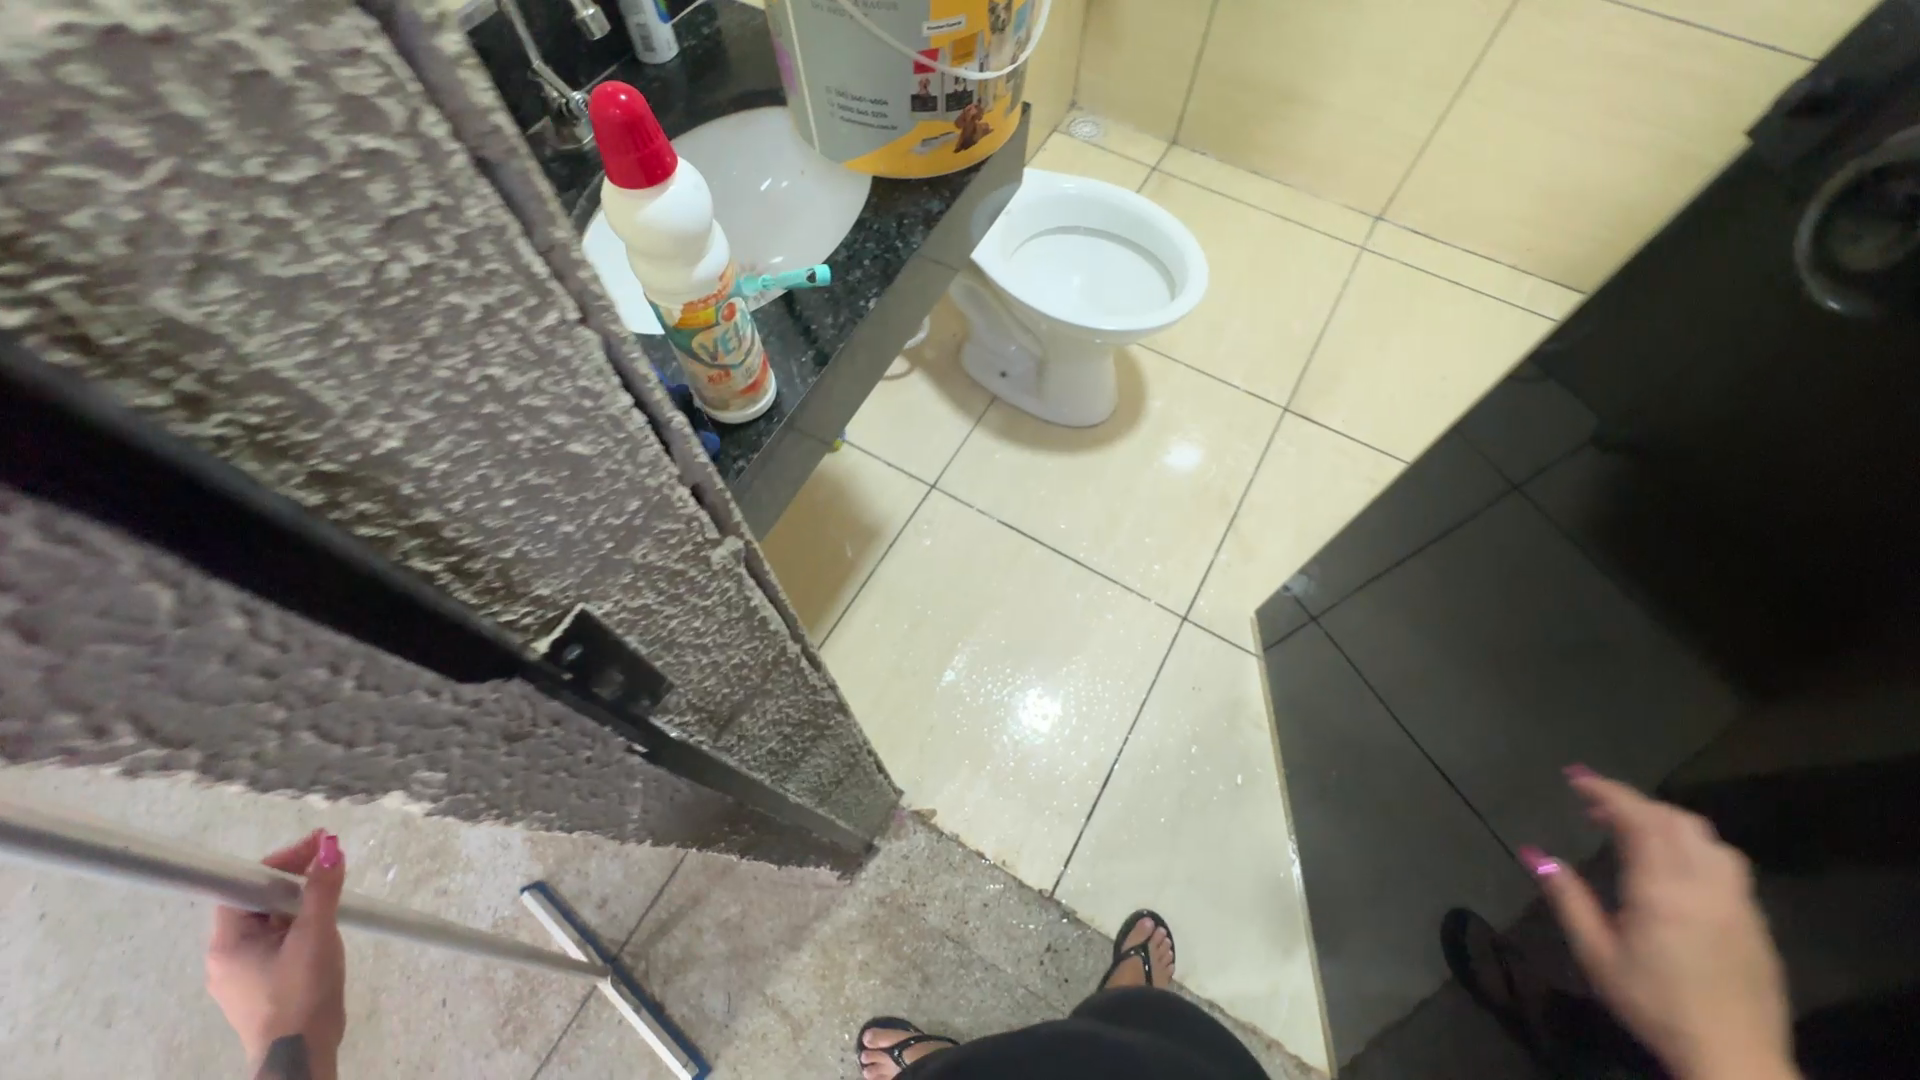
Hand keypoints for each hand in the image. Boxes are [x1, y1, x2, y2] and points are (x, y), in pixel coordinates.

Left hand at [205, 830, 346, 1078]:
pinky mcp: (263, 983)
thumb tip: (330, 847)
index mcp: (228, 944)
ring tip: (334, 887)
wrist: (300, 1052)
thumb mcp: (316, 935)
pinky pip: (278, 940)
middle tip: (331, 859)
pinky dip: (301, 922)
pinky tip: (325, 921)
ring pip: (270, 921)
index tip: (316, 845)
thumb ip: (323, 890)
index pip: (242, 887)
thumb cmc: (301, 991)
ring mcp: (243, 973)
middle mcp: (227, 956)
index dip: (277, 863)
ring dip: (300, 899)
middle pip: (256, 902)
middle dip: (294, 877)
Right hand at [1524, 770, 1795, 1079]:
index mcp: (1663, 889)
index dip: (1606, 791)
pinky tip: (1672, 868)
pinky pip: (1725, 864)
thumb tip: (1534, 854)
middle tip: (1594, 806)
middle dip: (1634, 802)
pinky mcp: (1755, 921)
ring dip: (1668, 822)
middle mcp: (1706, 885)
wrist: (1734, 1057)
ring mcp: (1738, 902)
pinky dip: (1692, 847)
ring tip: (1634, 831)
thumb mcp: (1596, 953)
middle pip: (1676, 820)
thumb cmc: (1653, 1002)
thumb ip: (1567, 899)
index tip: (1574, 777)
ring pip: (1708, 839)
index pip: (1639, 819)